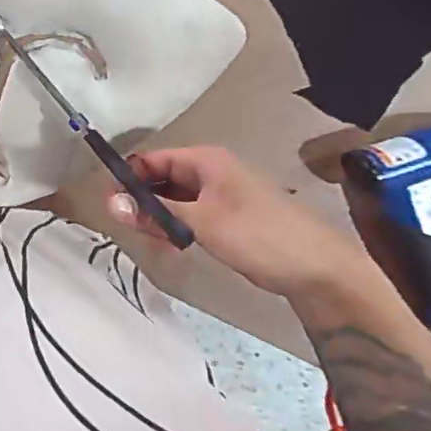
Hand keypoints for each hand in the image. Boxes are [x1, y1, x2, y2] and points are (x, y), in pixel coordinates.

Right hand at [105, 146, 374, 298]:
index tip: (110, 205)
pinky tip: (170, 245)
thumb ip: (153, 212)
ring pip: (170, 198)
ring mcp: (217, 194)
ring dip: (156, 217)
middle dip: (140, 200)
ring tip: (153, 239)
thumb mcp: (200, 222)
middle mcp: (209, 171)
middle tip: (130, 227)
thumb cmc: (260, 236)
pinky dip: (173, 226)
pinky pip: (186, 214)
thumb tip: (110, 204)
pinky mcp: (223, 216)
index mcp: (205, 160)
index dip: (126, 178)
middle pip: (157, 178)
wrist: (320, 270)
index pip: (149, 159)